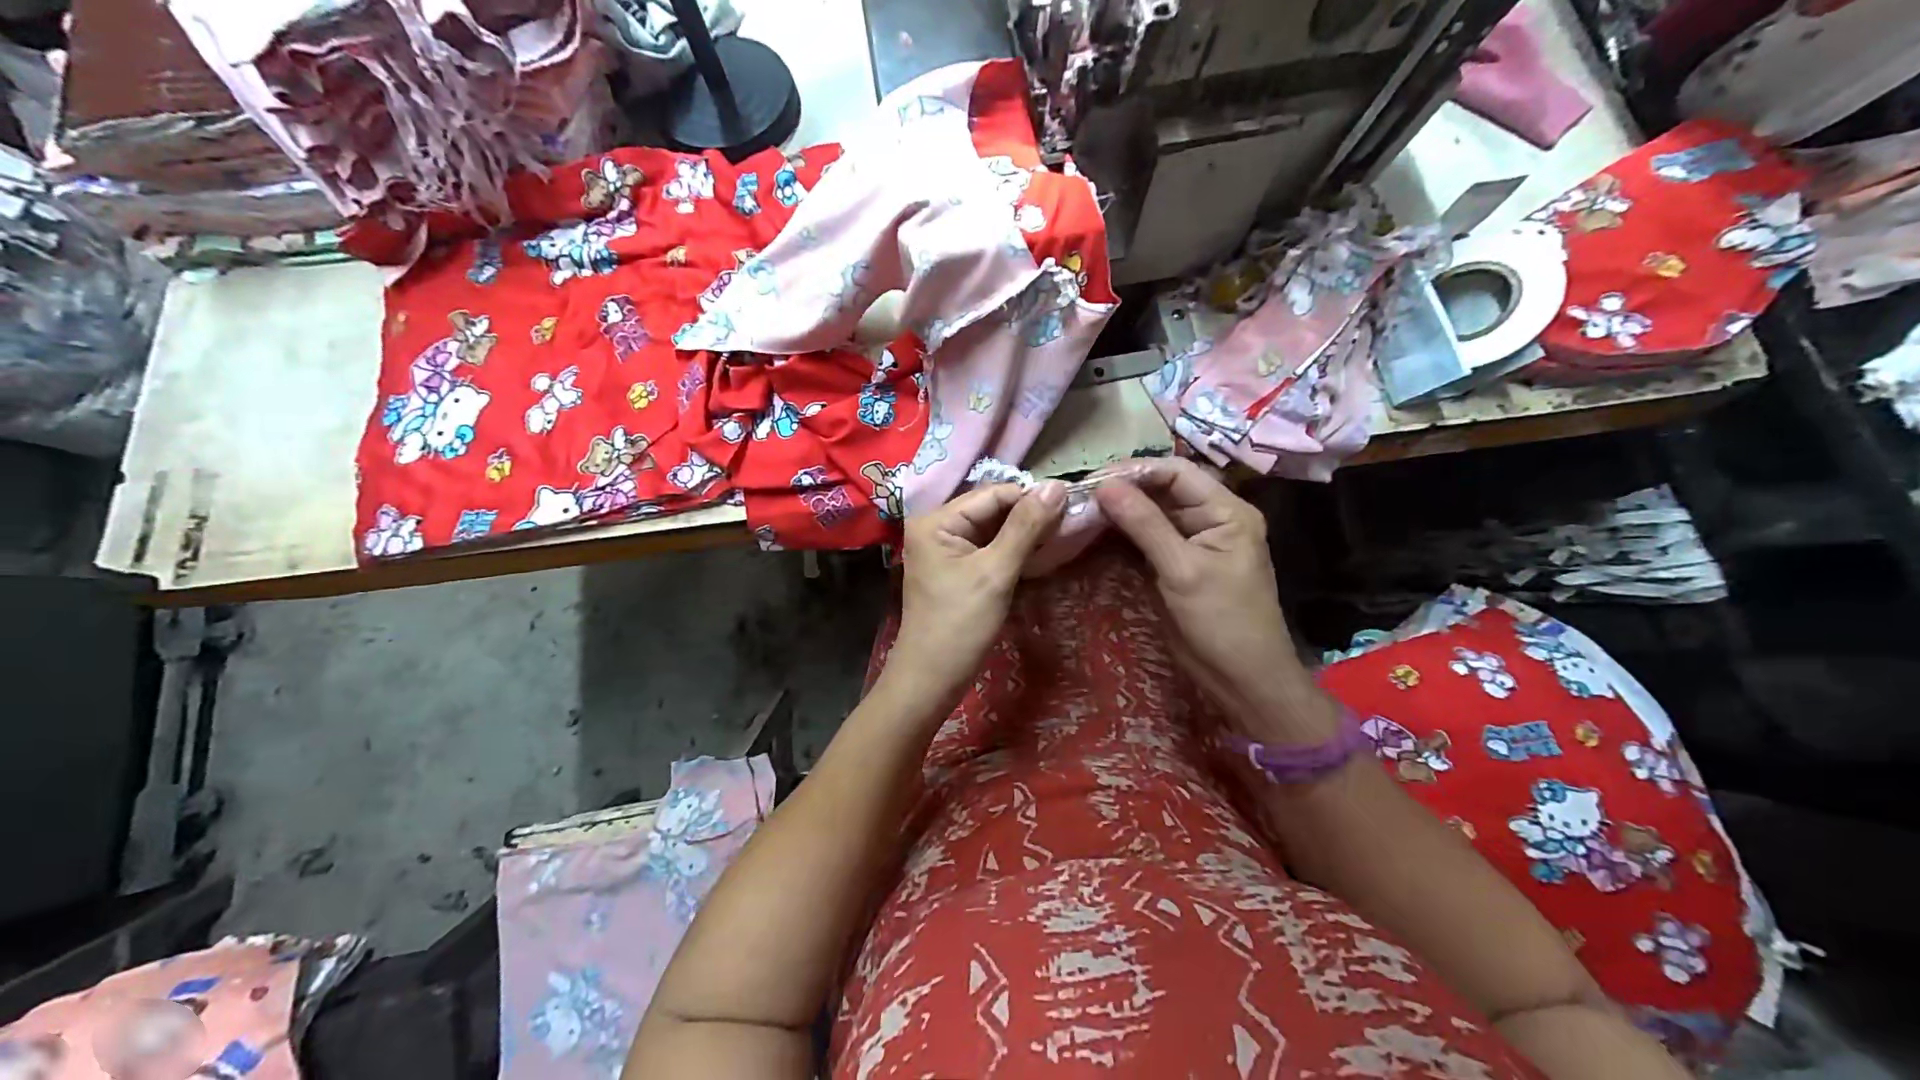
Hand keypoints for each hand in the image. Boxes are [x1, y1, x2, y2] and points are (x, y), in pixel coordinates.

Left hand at [885, 482, 1066, 704]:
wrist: (931, 678)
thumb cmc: (960, 625)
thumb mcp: (996, 572)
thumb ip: (1026, 527)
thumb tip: (1057, 486)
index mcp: (936, 520)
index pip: (993, 494)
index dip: (1033, 496)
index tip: (1073, 504)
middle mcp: (936, 526)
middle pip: (992, 508)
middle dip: (1030, 514)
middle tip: (1071, 521)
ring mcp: (944, 548)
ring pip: (993, 528)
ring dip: (1025, 532)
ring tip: (1062, 535)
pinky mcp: (955, 568)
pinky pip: (988, 547)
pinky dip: (1013, 549)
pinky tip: (1040, 553)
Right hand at [1093, 458, 1336, 742]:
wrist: (1242, 679)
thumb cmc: (1222, 622)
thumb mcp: (1182, 570)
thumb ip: (1145, 524)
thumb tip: (1105, 485)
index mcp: (1227, 510)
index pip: (1176, 472)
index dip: (1134, 470)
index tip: (1092, 479)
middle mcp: (1211, 518)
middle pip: (1162, 489)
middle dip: (1122, 489)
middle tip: (1079, 493)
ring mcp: (1193, 541)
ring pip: (1151, 513)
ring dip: (1118, 511)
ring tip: (1081, 508)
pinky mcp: (1177, 563)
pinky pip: (1147, 537)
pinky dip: (1122, 534)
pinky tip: (1094, 530)